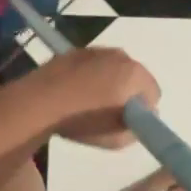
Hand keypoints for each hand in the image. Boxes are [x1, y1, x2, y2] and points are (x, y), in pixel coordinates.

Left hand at [22, 47, 158, 148]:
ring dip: (108, 83)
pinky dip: (90, 76)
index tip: (127, 123)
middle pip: (134, 77)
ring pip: (113, 69)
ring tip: (88, 103)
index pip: (153, 94)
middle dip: (126, 93)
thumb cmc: (82, 121)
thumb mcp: (117, 140)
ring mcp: (96, 50)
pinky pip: (93, 65)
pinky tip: (75, 92)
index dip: (143, 111)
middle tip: (107, 114)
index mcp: (134, 74)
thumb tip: (138, 118)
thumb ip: (136, 130)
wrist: (38, 102)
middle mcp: (119, 55)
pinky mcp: (75, 51)